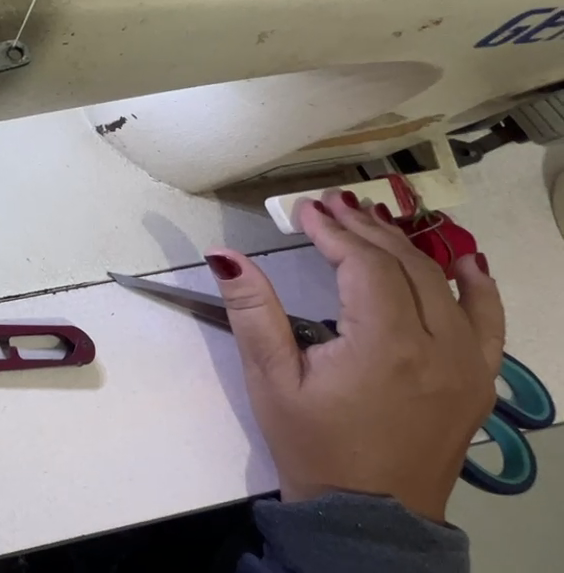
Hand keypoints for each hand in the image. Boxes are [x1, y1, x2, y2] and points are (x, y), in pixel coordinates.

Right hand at [207, 191, 503, 521]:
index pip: (366, 268)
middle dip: (366, 230)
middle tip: (331, 204)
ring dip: (411, 248)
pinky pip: (489, 323)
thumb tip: (225, 255)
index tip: (304, 208)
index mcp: (385, 346)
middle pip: (408, 269)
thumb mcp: (270, 375)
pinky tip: (464, 262)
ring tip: (378, 219)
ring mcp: (469, 367)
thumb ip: (253, 310)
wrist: (370, 511)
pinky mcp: (478, 381)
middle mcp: (439, 350)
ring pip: (449, 288)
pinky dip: (478, 287)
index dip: (334, 232)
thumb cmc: (311, 440)